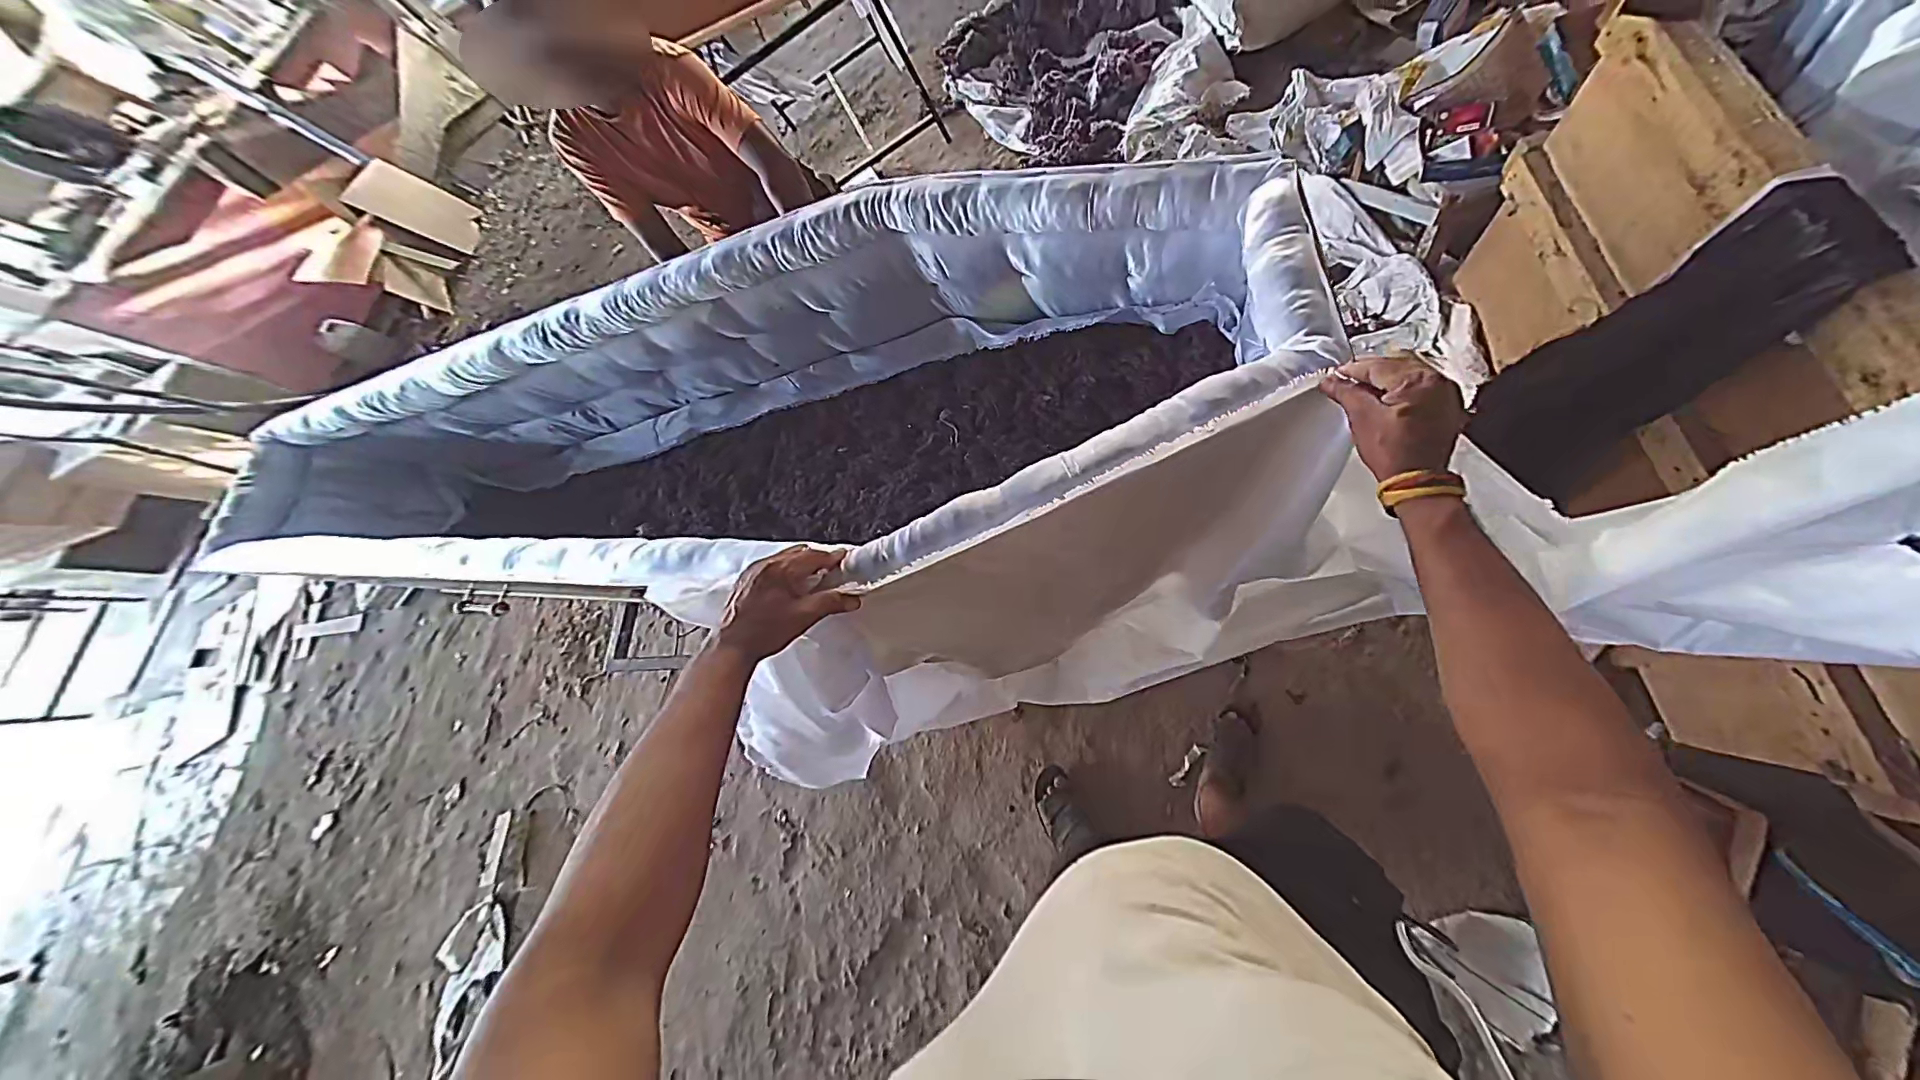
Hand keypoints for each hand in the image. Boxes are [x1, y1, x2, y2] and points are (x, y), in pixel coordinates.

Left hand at [712, 546, 860, 663]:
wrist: (733, 647)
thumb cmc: (763, 632)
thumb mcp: (805, 616)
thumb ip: (831, 603)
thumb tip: (850, 598)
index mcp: (781, 569)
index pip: (815, 555)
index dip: (834, 558)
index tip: (844, 562)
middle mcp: (766, 565)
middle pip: (800, 553)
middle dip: (818, 560)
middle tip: (831, 573)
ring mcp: (754, 572)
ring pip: (785, 558)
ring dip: (801, 566)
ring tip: (811, 583)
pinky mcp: (746, 580)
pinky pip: (771, 567)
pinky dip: (785, 572)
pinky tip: (790, 589)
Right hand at [1319, 356, 1466, 480]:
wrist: (1417, 481)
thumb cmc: (1395, 454)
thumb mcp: (1362, 417)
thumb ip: (1347, 393)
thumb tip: (1332, 382)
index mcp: (1418, 380)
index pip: (1377, 365)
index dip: (1351, 371)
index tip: (1336, 375)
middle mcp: (1438, 383)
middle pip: (1395, 367)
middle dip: (1369, 374)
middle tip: (1346, 383)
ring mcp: (1446, 396)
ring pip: (1408, 377)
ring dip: (1385, 382)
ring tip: (1364, 394)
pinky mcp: (1447, 408)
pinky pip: (1420, 390)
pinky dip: (1401, 392)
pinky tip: (1386, 402)